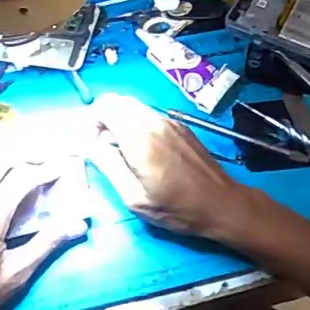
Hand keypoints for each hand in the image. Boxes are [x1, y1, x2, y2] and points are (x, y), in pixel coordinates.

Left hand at [0, 131, 86, 309]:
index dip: (46, 169)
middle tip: (47, 161)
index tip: (64, 165)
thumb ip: (47, 242)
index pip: (22, 177)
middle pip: (0, 160)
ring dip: (1, 157)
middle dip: (26, 157)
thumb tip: (78, 222)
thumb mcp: (15, 275)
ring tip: (22, 163)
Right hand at [89, 93, 252, 240]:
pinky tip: (143, 149)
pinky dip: (136, 123)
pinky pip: (148, 114)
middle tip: (102, 144)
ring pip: (133, 106)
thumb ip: (108, 166)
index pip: (105, 107)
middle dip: (103, 118)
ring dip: (120, 120)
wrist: (223, 204)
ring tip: (121, 148)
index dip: (91, 122)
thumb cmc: (178, 209)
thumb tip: (87, 145)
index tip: (91, 144)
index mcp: (140, 139)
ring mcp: (169, 121)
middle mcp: (154, 123)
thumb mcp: (135, 198)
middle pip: (118, 101)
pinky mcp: (179, 125)